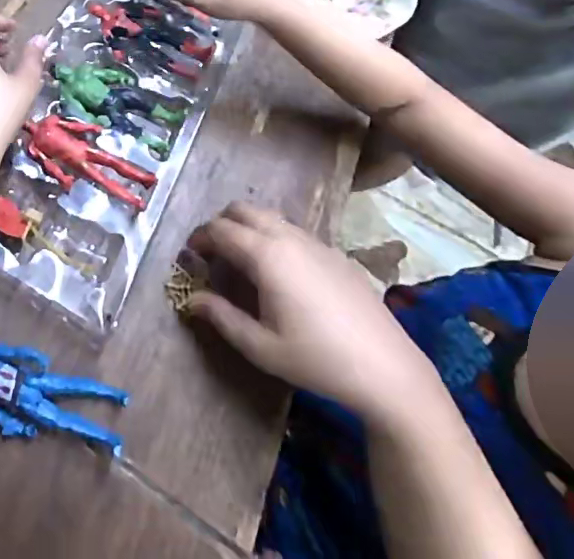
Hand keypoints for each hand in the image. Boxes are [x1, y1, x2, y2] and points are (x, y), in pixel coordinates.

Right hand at [185, 203, 440, 424]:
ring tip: (242, 263)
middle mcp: (289, 237)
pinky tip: (280, 274)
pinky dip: (273, 237)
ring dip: (248, 228)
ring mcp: (315, 241)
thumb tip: (191, 300)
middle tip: (212, 254)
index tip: (189, 256)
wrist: (385, 365)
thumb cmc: (316, 359)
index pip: (220, 229)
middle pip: (244, 209)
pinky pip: (293, 231)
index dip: (199, 238)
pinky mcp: (335, 252)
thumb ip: (222, 318)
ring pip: (270, 216)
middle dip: (221, 224)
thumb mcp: (261, 347)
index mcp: (266, 255)